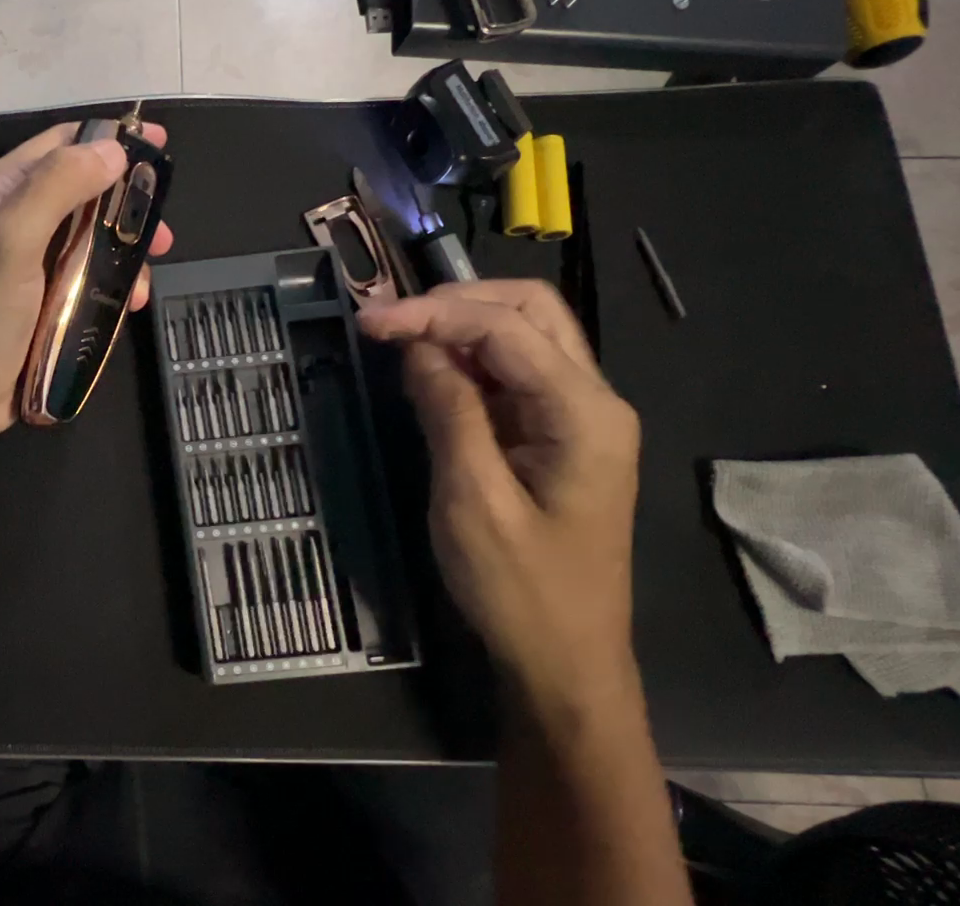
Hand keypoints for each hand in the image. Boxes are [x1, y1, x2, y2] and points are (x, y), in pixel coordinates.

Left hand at [0, 122, 172, 474]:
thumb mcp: (11, 242)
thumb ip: (57, 188)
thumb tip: (114, 150)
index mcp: (1, 191)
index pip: (62, 143)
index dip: (111, 139)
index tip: (160, 144)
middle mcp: (17, 218)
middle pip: (88, 192)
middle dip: (130, 206)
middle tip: (163, 232)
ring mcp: (32, 263)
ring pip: (97, 239)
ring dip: (128, 253)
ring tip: (148, 277)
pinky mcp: (46, 300)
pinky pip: (92, 279)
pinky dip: (115, 287)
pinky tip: (131, 305)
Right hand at [357, 280, 640, 700]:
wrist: (565, 658)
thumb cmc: (520, 588)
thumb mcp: (471, 500)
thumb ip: (449, 411)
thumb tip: (417, 346)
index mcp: (583, 413)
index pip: (505, 328)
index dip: (432, 314)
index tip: (367, 322)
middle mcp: (592, 400)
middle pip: (530, 311)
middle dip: (455, 301)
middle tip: (388, 321)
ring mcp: (578, 417)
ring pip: (524, 334)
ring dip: (461, 324)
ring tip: (400, 337)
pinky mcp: (556, 435)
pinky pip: (513, 373)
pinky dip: (468, 358)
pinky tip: (428, 369)